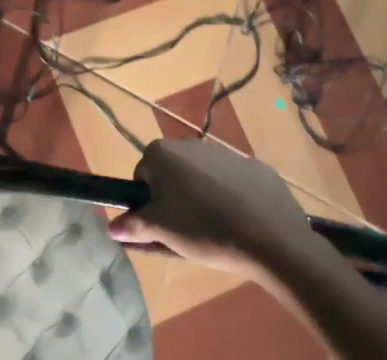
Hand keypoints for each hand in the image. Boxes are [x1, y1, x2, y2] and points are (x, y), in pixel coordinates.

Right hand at [107, 139, 317, 278]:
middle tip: (188, 230)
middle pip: (174, 174)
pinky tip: (245, 222)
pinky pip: (238, 183)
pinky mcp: (260, 170)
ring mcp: (229, 154)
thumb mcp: (160, 231)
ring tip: (219, 229)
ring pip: (205, 177)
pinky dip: (236, 199)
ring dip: (205, 197)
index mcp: (161, 153)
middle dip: (177, 198)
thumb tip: (112, 227)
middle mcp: (190, 144)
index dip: (150, 203)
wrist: (274, 241)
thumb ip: (133, 225)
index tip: (163, 225)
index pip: (143, 177)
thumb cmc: (204, 229)